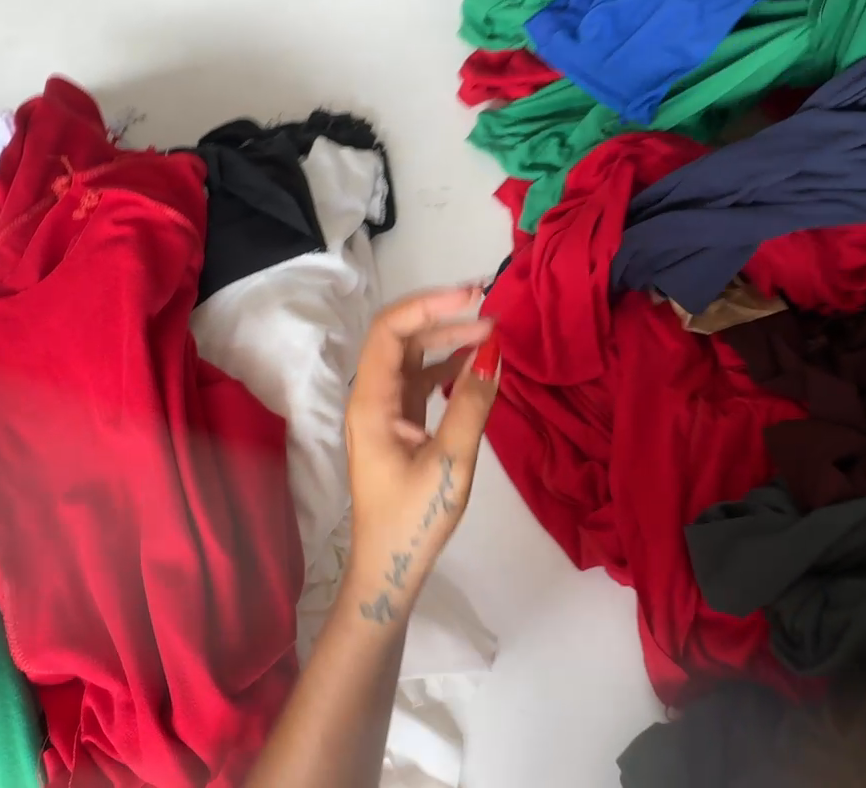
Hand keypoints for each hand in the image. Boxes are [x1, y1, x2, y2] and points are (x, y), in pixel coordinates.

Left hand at [341, 286, 500, 625]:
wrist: (389, 569)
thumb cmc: (413, 519)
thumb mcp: (451, 462)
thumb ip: (471, 405)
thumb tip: (493, 352)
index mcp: (371, 402)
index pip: (390, 330)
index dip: (429, 305)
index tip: (473, 297)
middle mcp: (372, 397)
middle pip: (401, 337)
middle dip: (445, 318)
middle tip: (492, 312)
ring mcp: (385, 409)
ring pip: (413, 357)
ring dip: (449, 340)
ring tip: (493, 335)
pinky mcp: (400, 423)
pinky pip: (422, 380)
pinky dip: (449, 366)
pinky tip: (477, 365)